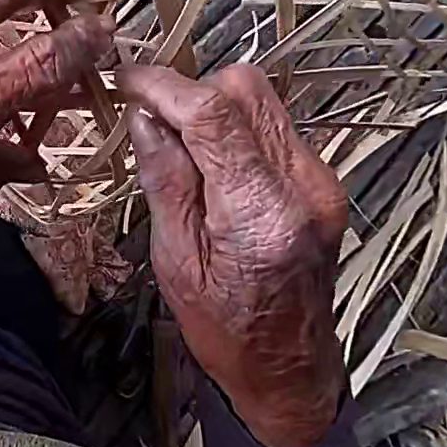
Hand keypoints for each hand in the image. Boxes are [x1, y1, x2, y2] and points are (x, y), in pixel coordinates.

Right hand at [118, 63, 349, 446]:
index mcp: (260, 213)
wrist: (289, 367)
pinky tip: (209, 157)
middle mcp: (303, 184)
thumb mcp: (174, 259)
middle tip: (150, 116)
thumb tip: (144, 117)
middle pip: (244, 89)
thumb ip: (164, 180)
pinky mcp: (321, 178)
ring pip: (261, 97)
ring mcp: (320, 178)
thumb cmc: (223, 328)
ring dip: (210, 103)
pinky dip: (231, 122)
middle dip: (188, 89)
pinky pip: (271, 122)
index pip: (212, 115)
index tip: (125, 80)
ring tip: (178, 140)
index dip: (162, 85)